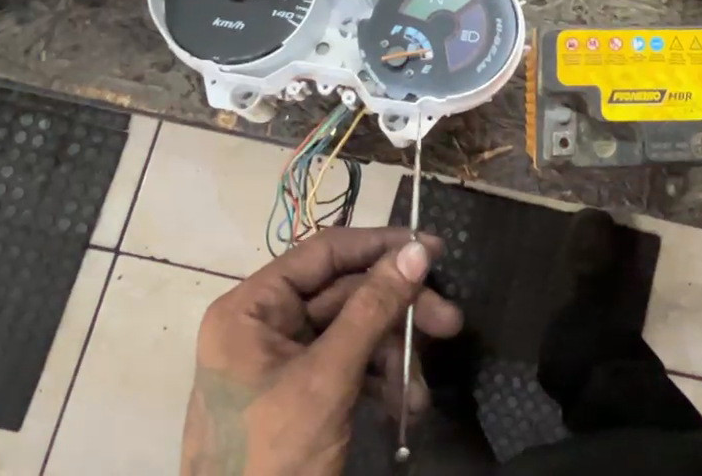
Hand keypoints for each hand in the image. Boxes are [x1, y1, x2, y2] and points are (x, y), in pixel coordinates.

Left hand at [181, 228, 463, 475]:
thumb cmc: (271, 456)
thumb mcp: (327, 380)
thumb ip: (373, 308)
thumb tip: (418, 250)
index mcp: (252, 308)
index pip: (325, 253)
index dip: (381, 246)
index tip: (435, 249)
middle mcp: (265, 324)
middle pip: (347, 294)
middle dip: (399, 313)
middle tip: (449, 324)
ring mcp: (283, 360)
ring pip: (356, 332)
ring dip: (395, 358)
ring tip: (420, 394)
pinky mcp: (301, 393)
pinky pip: (351, 367)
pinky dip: (381, 383)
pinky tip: (406, 409)